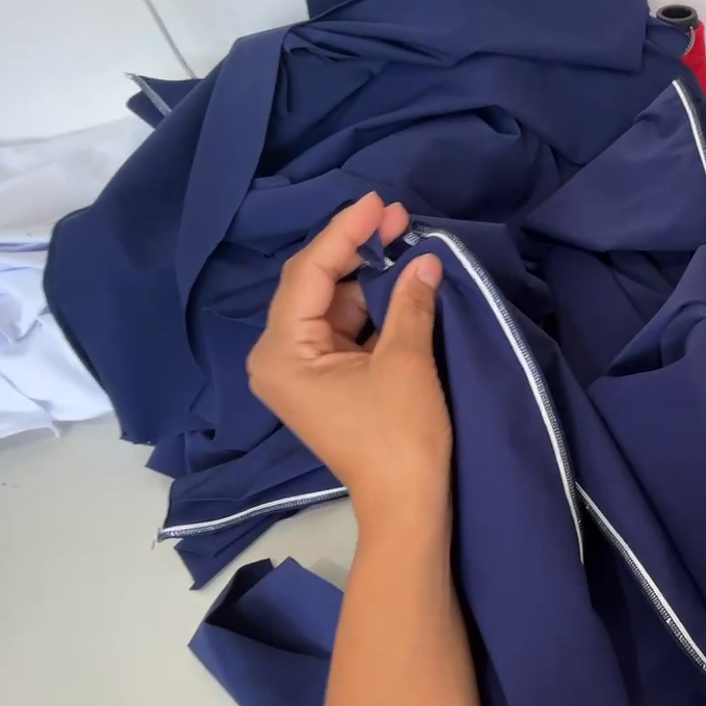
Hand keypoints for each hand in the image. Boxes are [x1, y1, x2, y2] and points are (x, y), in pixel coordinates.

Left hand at [248, 193, 452, 532]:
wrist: (408, 503)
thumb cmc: (400, 435)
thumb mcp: (406, 362)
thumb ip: (410, 304)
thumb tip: (425, 260)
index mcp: (281, 351)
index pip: (309, 273)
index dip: (346, 233)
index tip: (379, 202)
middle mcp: (280, 357)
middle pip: (317, 287)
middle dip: (358, 253)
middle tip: (399, 219)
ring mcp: (305, 372)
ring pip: (335, 308)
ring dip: (370, 280)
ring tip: (406, 246)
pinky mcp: (330, 383)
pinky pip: (348, 333)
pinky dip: (375, 311)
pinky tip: (401, 286)